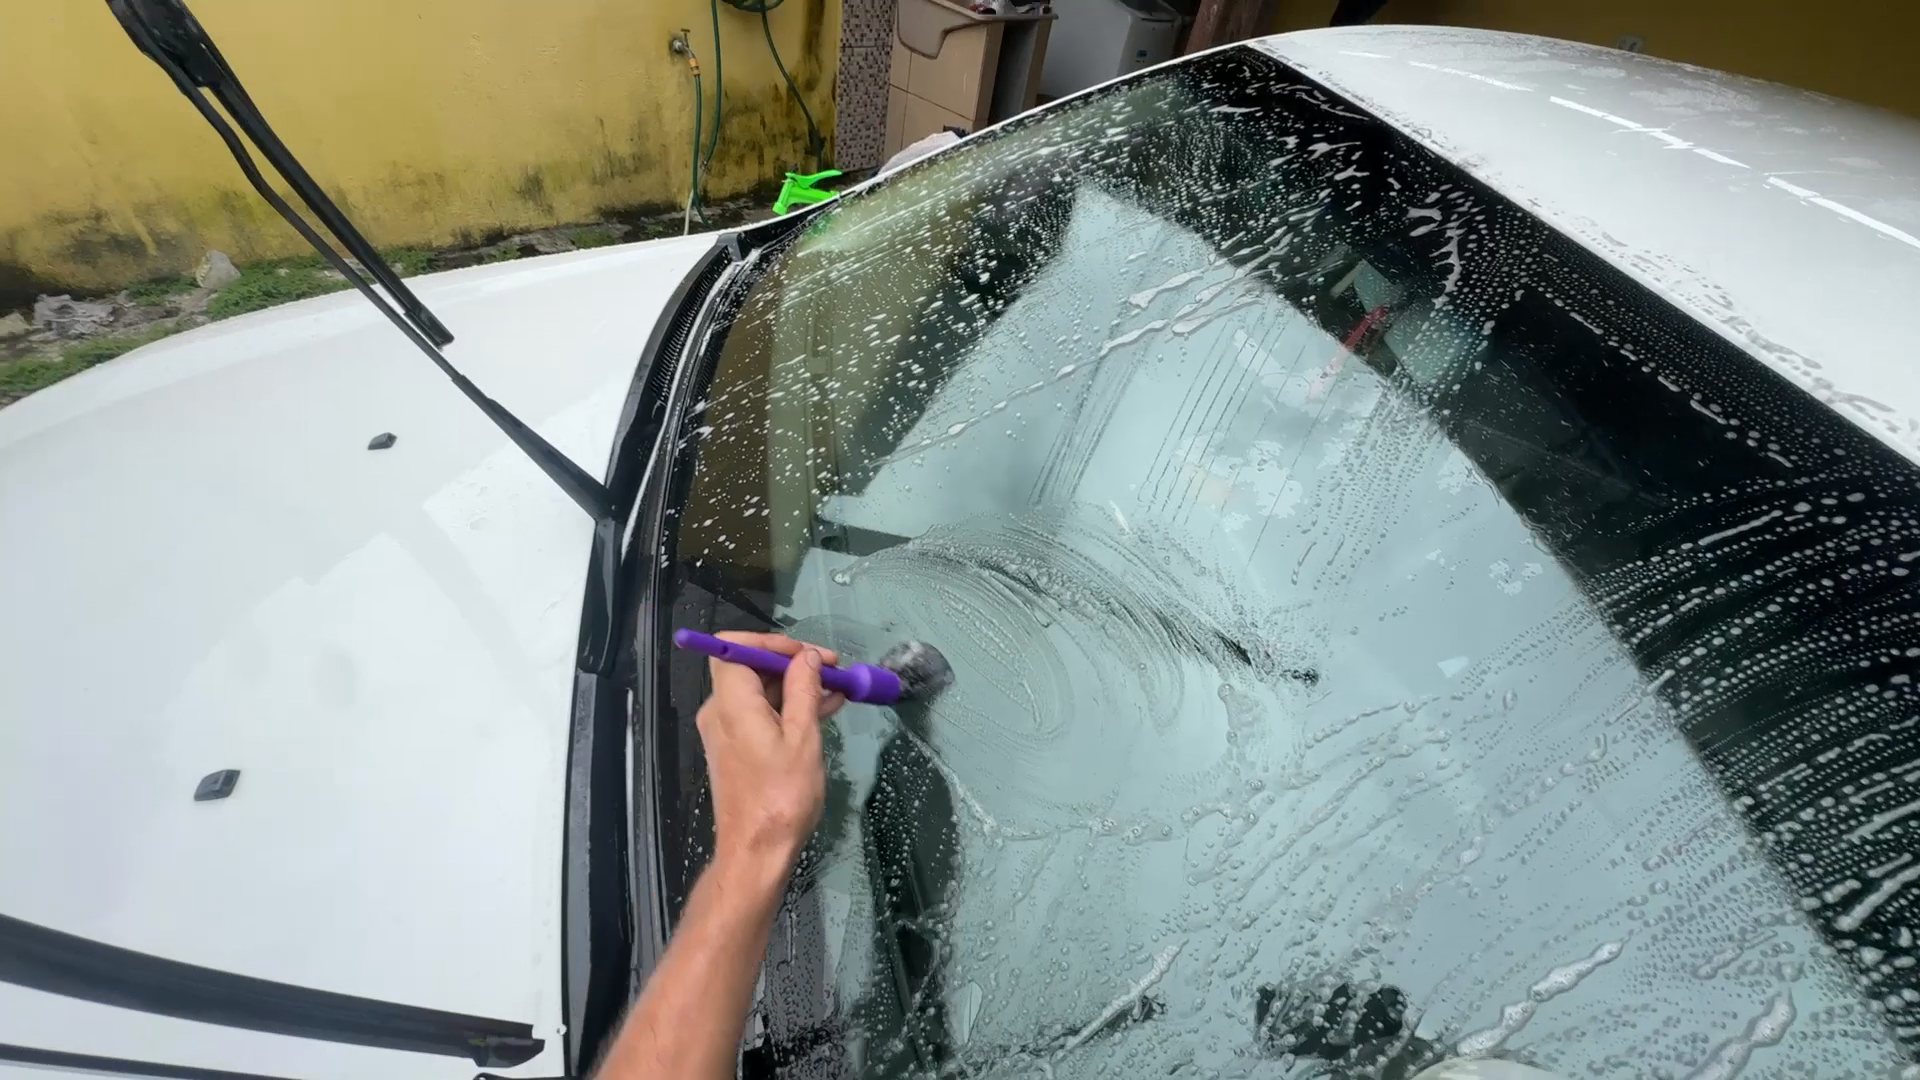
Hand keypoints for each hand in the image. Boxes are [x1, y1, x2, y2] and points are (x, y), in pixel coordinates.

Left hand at [696, 633, 845, 875]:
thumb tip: (808, 657)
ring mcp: (727, 731)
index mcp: (731, 703)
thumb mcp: (803, 737)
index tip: (808, 654)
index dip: (772, 641)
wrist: (757, 852)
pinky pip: (761, 713)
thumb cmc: (782, 795)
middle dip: (793, 662)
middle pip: (750, 666)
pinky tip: (825, 708)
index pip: (735, 647)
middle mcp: (720, 711)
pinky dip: (789, 706)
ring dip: (797, 685)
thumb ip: (805, 690)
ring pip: (760, 690)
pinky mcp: (736, 748)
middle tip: (833, 669)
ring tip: (838, 688)